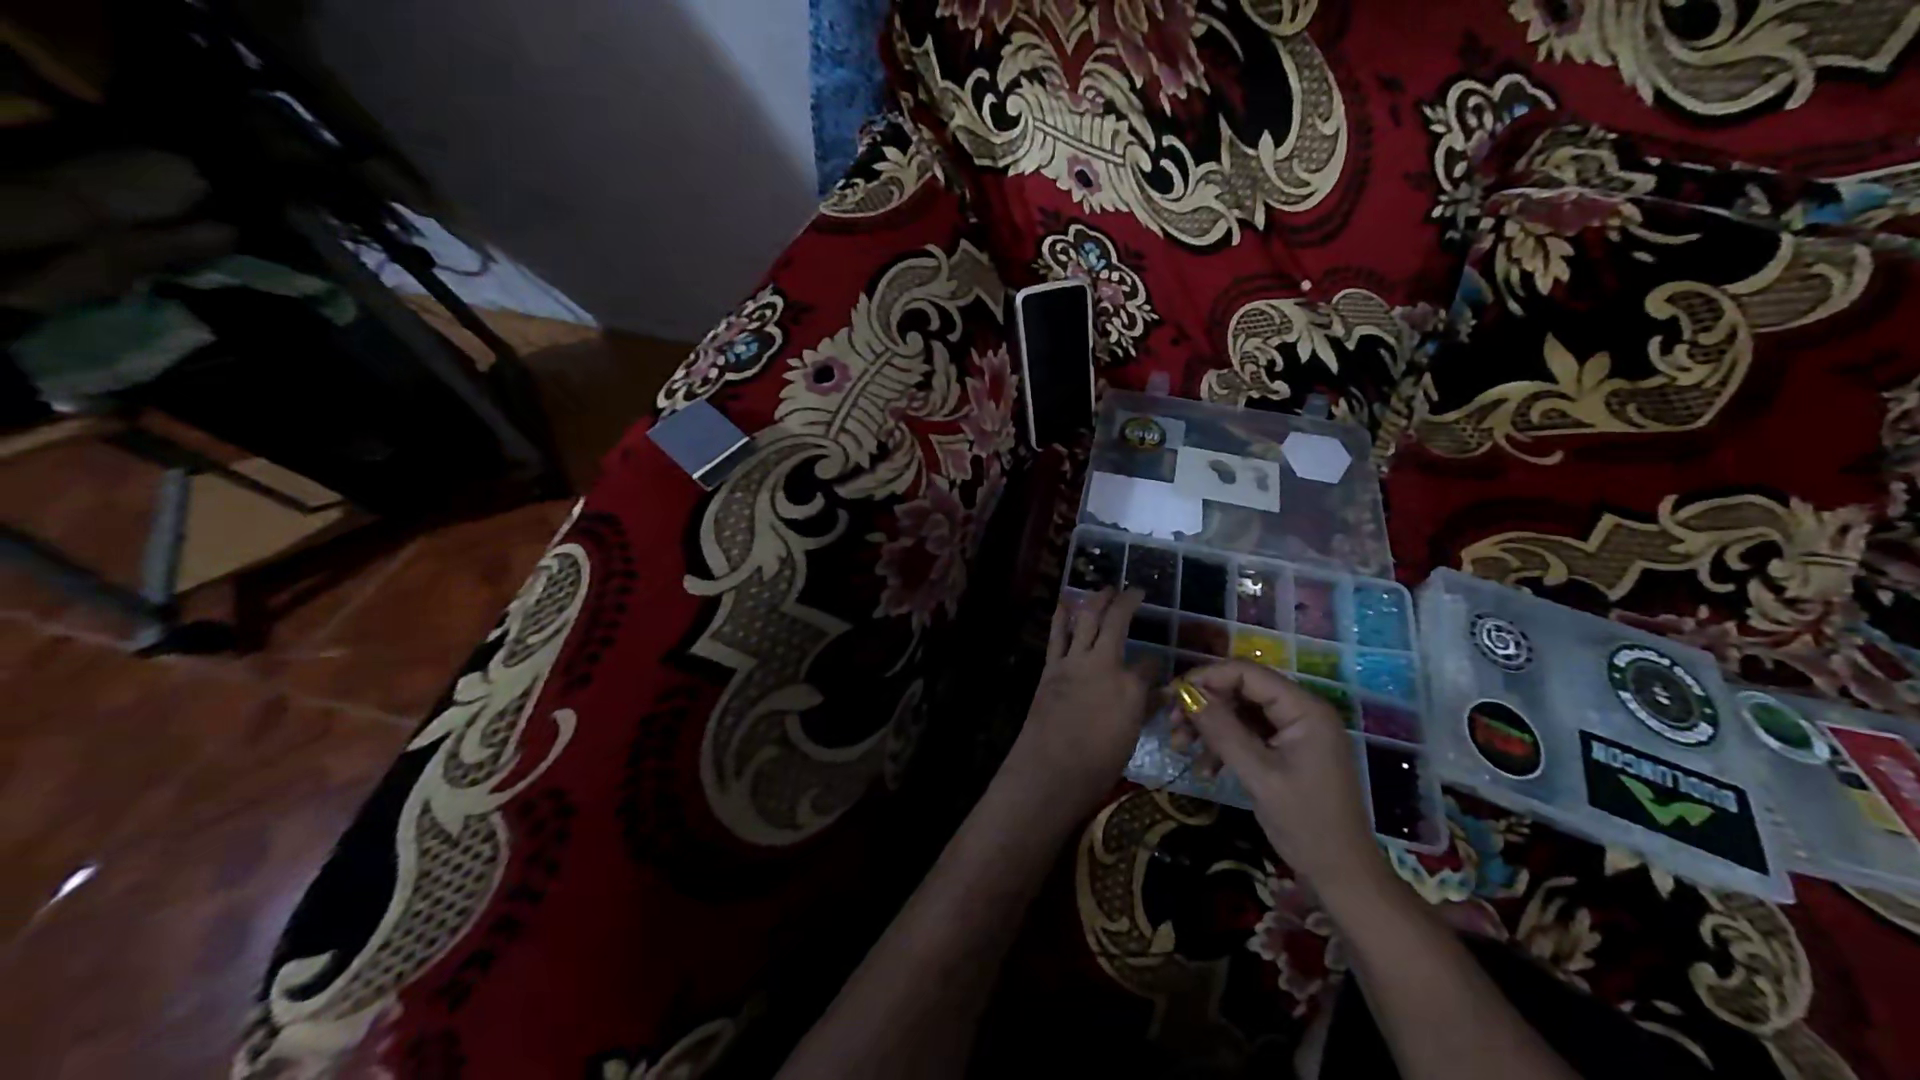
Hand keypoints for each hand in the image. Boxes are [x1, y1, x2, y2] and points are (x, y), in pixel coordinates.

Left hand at [1005, 587, 1150, 817]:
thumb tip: (1157, 694)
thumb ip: (1143, 709)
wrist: (1050, 770)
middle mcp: (1105, 665)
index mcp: (1131, 687)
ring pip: (1086, 620)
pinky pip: (1058, 636)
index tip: (1155, 664)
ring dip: (1095, 600)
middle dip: (1127, 603)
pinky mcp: (1051, 668)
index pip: (1148, 664)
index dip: (1154, 663)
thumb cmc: (1097, 764)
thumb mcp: (1130, 738)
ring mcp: (1074, 663)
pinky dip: (1061, 617)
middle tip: (1135, 591)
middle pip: (1117, 623)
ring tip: (1104, 587)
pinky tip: (1064, 603)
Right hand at [1182, 660, 1387, 903]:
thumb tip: (1185, 694)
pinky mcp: (1289, 750)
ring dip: (1209, 727)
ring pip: (1241, 712)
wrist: (1341, 874)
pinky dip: (1225, 746)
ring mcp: (1296, 731)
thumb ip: (1222, 730)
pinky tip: (1205, 769)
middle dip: (1205, 705)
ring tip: (1181, 749)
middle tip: (1173, 726)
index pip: (1247, 673)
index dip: (1206, 678)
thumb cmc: (1305, 823)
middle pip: (1241, 690)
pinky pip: (1249, 734)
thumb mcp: (1258, 775)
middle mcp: (1302, 711)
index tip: (1172, 696)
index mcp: (1304, 709)